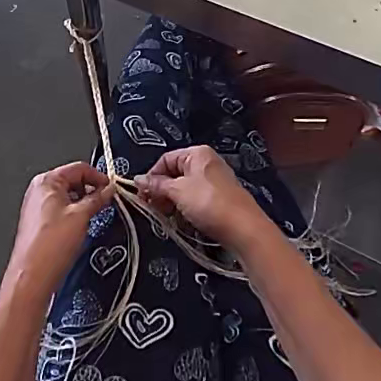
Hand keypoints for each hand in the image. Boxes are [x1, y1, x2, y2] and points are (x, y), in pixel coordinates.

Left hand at [11, 161, 112, 278]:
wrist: (33, 276)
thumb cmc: (49, 247)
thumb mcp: (82, 216)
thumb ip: (98, 198)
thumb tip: (108, 190)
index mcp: (46, 182)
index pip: (79, 168)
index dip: (99, 177)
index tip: (111, 188)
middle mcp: (39, 191)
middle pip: (74, 181)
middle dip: (91, 191)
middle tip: (106, 202)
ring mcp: (38, 207)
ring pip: (69, 196)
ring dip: (84, 203)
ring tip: (94, 216)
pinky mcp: (39, 222)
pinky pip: (62, 210)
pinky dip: (75, 214)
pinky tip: (81, 227)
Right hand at [135, 146, 276, 250]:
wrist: (243, 227)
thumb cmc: (208, 202)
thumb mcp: (177, 191)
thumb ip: (156, 185)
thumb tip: (137, 179)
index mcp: (197, 153)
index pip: (165, 159)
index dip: (151, 177)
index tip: (141, 196)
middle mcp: (206, 163)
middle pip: (174, 173)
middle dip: (161, 191)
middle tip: (154, 209)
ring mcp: (214, 181)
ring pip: (183, 188)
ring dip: (172, 202)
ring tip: (168, 216)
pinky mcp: (219, 198)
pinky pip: (195, 199)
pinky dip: (185, 208)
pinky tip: (182, 220)